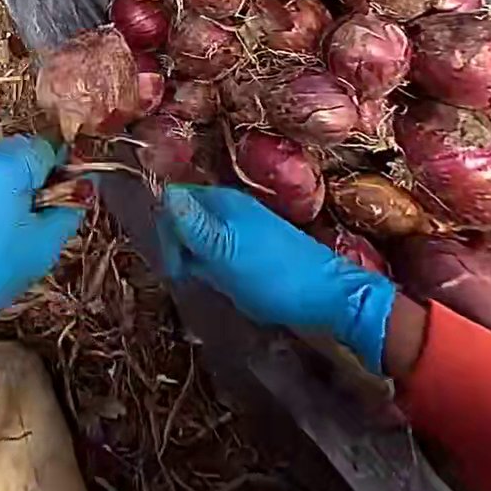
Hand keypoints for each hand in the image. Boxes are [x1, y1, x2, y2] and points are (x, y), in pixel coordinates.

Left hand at [0, 136, 83, 379]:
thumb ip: (73, 204)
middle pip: (21, 150)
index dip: (57, 174)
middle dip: (29, 175)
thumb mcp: (46, 243)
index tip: (51, 203)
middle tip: (25, 216)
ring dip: (4, 178)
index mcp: (7, 164)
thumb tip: (86, 182)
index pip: (48, 148)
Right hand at [161, 184, 396, 372]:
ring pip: (199, 236)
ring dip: (193, 258)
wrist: (328, 297)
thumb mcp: (225, 252)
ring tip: (202, 283)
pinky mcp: (251, 247)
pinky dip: (210, 266)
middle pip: (184, 216)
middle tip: (185, 277)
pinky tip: (219, 284)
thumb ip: (193, 225)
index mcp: (223, 201)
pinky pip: (216, 250)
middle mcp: (230, 208)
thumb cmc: (274, 275)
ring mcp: (242, 227)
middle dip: (177, 245)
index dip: (165, 227)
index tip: (172, 263)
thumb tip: (161, 194)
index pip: (174, 198)